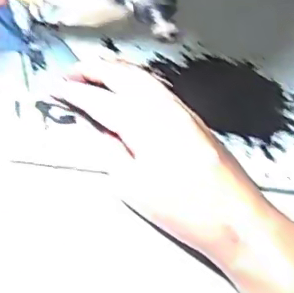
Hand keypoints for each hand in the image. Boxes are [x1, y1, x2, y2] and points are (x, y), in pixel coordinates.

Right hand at [41, 61, 288, 273]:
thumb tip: (94, 125)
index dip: (70, 92)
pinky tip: (123, 85)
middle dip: (89, 70)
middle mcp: (161, 106)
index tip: (51, 88)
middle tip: (66, 75)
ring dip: (110, 69)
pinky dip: (130, 76)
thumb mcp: (131, 185)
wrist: (242, 223)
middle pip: (119, 74)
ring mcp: (180, 108)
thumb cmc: (183, 211)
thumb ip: (108, 148)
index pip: (96, 98)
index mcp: (142, 122)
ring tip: (89, 74)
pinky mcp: (191, 116)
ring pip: (138, 74)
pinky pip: (153, 83)